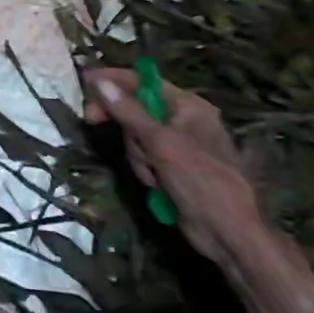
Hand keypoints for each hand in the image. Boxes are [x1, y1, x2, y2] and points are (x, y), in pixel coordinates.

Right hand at [81, 67, 262, 262]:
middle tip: (92, 121)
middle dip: (127, 129)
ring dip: (138, 156)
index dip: (114, 79)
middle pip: (136, 110)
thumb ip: (128, 111)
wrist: (228, 233)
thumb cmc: (200, 180)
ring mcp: (177, 146)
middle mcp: (183, 121)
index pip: (144, 81)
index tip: (85, 80)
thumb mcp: (161, 142)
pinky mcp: (172, 168)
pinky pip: (144, 158)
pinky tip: (158, 185)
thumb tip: (99, 81)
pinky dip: (145, 170)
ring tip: (155, 174)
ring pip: (136, 138)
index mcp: (189, 106)